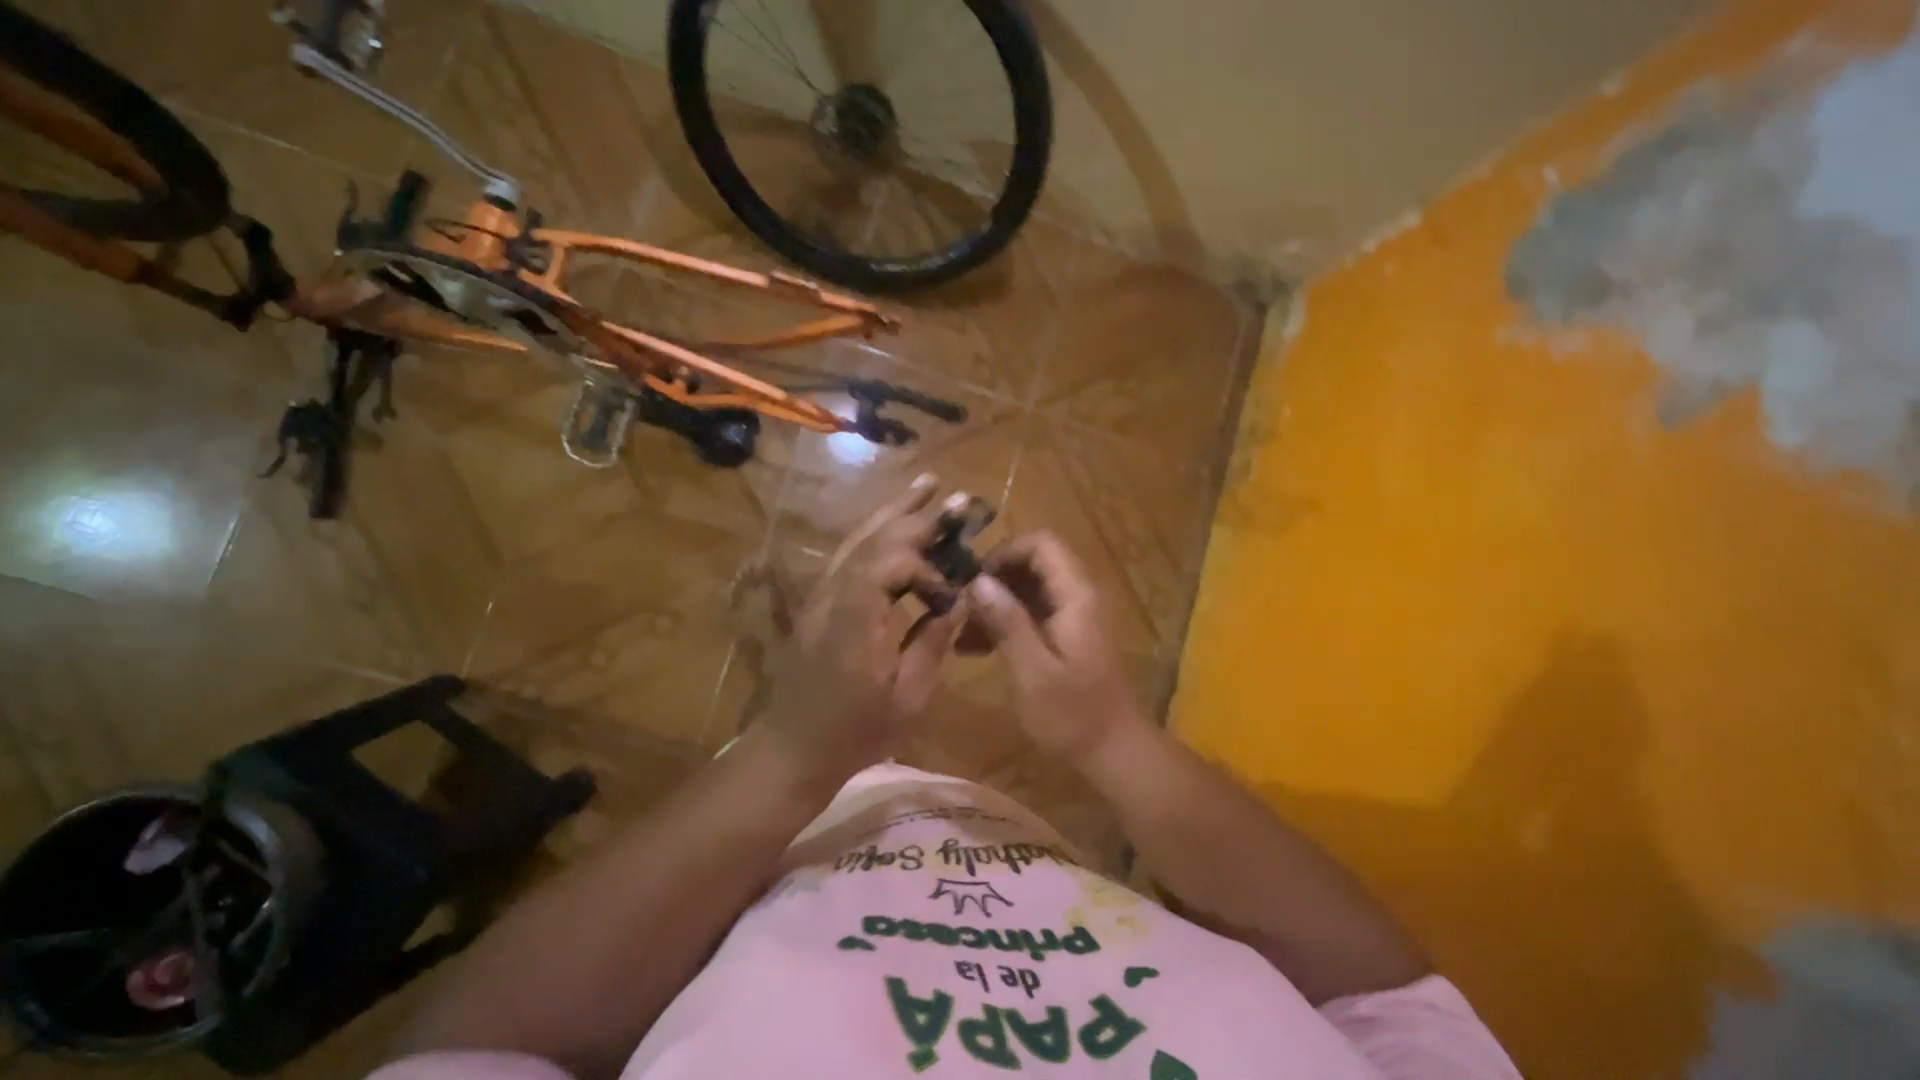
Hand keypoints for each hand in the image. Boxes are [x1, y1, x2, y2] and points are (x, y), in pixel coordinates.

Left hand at [758, 476, 968, 783]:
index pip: (888, 563)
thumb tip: (958, 601)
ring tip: (925, 486)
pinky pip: (847, 556)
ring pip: (855, 541)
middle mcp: (831, 597)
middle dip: (916, 516)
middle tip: (955, 497)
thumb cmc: (855, 733)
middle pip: (872, 541)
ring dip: (892, 513)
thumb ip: (933, 643)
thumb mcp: (908, 698)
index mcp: (854, 621)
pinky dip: (874, 535)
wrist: (792, 750)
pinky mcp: (816, 604)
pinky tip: (892, 526)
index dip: (925, 567)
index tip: (950, 595)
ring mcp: (819, 597)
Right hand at [965, 531, 1149, 761]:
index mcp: (1075, 596)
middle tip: (960, 611)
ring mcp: (1073, 616)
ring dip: (995, 605)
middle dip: (993, 581)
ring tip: (962, 639)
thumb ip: (1007, 621)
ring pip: (1028, 589)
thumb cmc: (1072, 715)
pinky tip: (977, 650)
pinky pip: (1032, 613)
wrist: (1114, 752)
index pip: (1041, 543)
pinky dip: (1005, 624)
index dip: (1003, 552)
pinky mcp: (1066, 636)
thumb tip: (978, 580)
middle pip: (1032, 563)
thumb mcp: (1032, 670)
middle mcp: (1077, 596)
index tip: (972, 581)